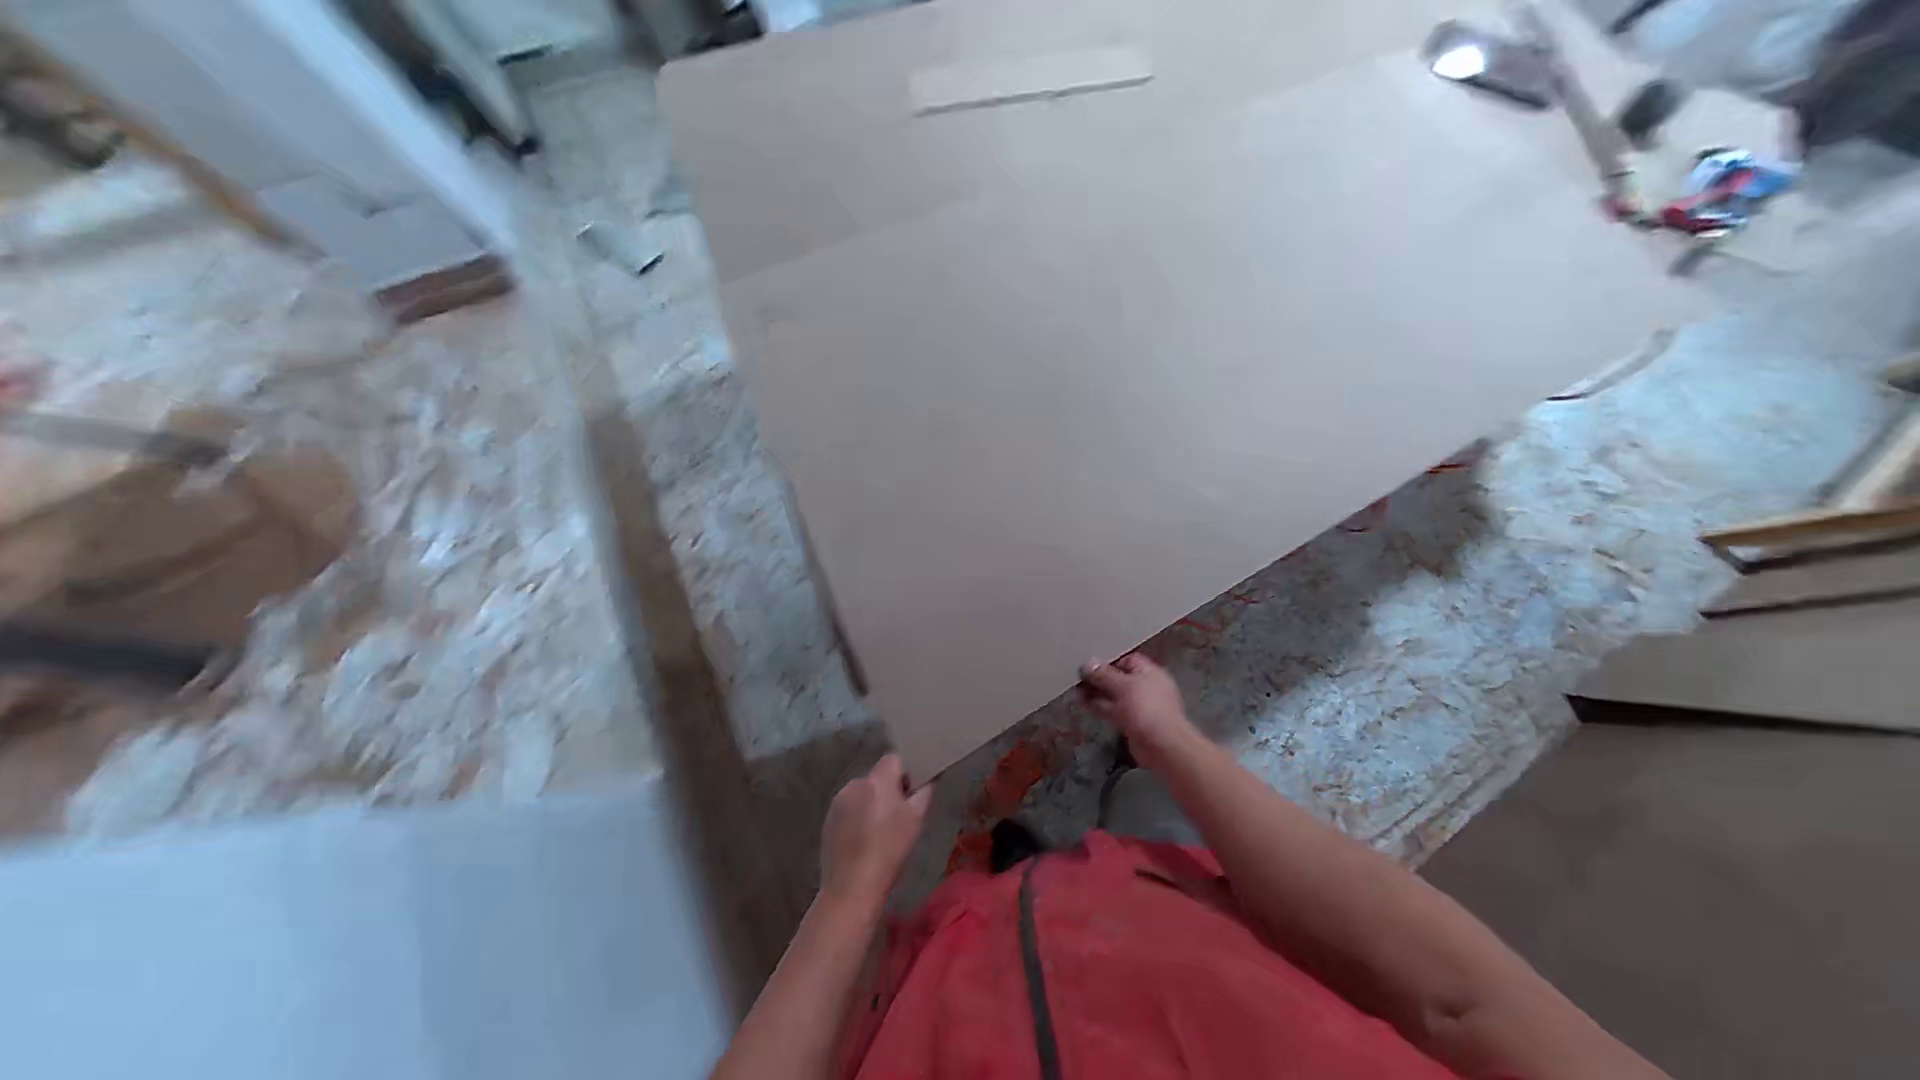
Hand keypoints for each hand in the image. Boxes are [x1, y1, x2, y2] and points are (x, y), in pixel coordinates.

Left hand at [820, 754, 932, 907]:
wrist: (852, 886)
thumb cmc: (890, 850)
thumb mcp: (917, 819)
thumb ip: (925, 791)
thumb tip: (929, 777)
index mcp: (877, 780)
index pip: (894, 758)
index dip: (906, 772)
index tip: (912, 793)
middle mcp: (855, 783)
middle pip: (878, 776)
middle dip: (889, 790)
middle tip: (900, 817)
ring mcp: (838, 801)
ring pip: (863, 793)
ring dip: (873, 803)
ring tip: (880, 832)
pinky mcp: (828, 819)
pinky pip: (849, 808)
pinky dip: (858, 817)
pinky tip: (863, 840)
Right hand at [1079, 653, 1195, 766]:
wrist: (1163, 746)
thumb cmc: (1147, 709)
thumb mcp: (1123, 686)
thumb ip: (1104, 674)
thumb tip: (1088, 664)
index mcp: (1149, 672)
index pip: (1126, 660)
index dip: (1108, 661)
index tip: (1089, 663)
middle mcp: (1145, 687)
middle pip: (1118, 678)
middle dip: (1099, 678)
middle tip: (1078, 677)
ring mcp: (1139, 706)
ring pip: (1113, 696)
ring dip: (1096, 693)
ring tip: (1076, 690)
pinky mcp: (1132, 723)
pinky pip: (1112, 710)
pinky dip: (1099, 707)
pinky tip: (1083, 704)